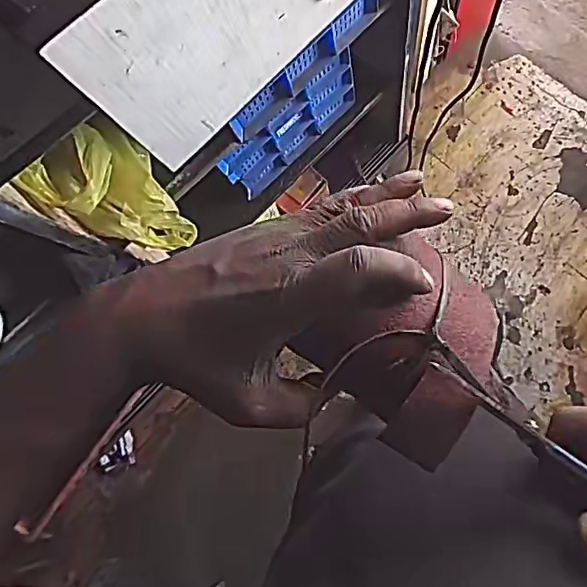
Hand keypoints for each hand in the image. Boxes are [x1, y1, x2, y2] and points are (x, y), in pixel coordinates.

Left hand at [101, 171, 453, 426]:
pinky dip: (352, 199)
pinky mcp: (265, 228)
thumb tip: (346, 394)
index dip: (395, 269)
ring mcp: (275, 234)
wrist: (138, 316)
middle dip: (406, 213)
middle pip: (356, 222)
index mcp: (285, 294)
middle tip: (448, 208)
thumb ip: (303, 403)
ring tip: (420, 183)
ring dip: (383, 194)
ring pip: (339, 206)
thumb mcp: (247, 401)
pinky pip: (319, 208)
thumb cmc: (192, 361)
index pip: (355, 267)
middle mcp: (287, 254)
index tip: (424, 282)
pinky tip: (368, 196)